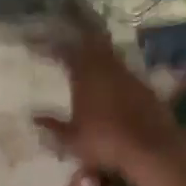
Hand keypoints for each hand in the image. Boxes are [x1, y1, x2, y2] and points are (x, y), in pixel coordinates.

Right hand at [31, 13, 185, 174]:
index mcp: (85, 76)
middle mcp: (106, 69)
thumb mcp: (73, 139)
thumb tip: (34, 117)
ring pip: (111, 57)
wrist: (151, 148)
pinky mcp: (146, 87)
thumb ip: (53, 126)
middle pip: (93, 44)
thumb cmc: (106, 142)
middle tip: (72, 37)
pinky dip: (116, 72)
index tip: (48, 46)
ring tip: (91, 58)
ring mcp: (129, 76)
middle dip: (82, 40)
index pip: (68, 53)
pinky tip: (113, 82)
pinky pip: (125, 72)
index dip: (57, 48)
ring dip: (100, 54)